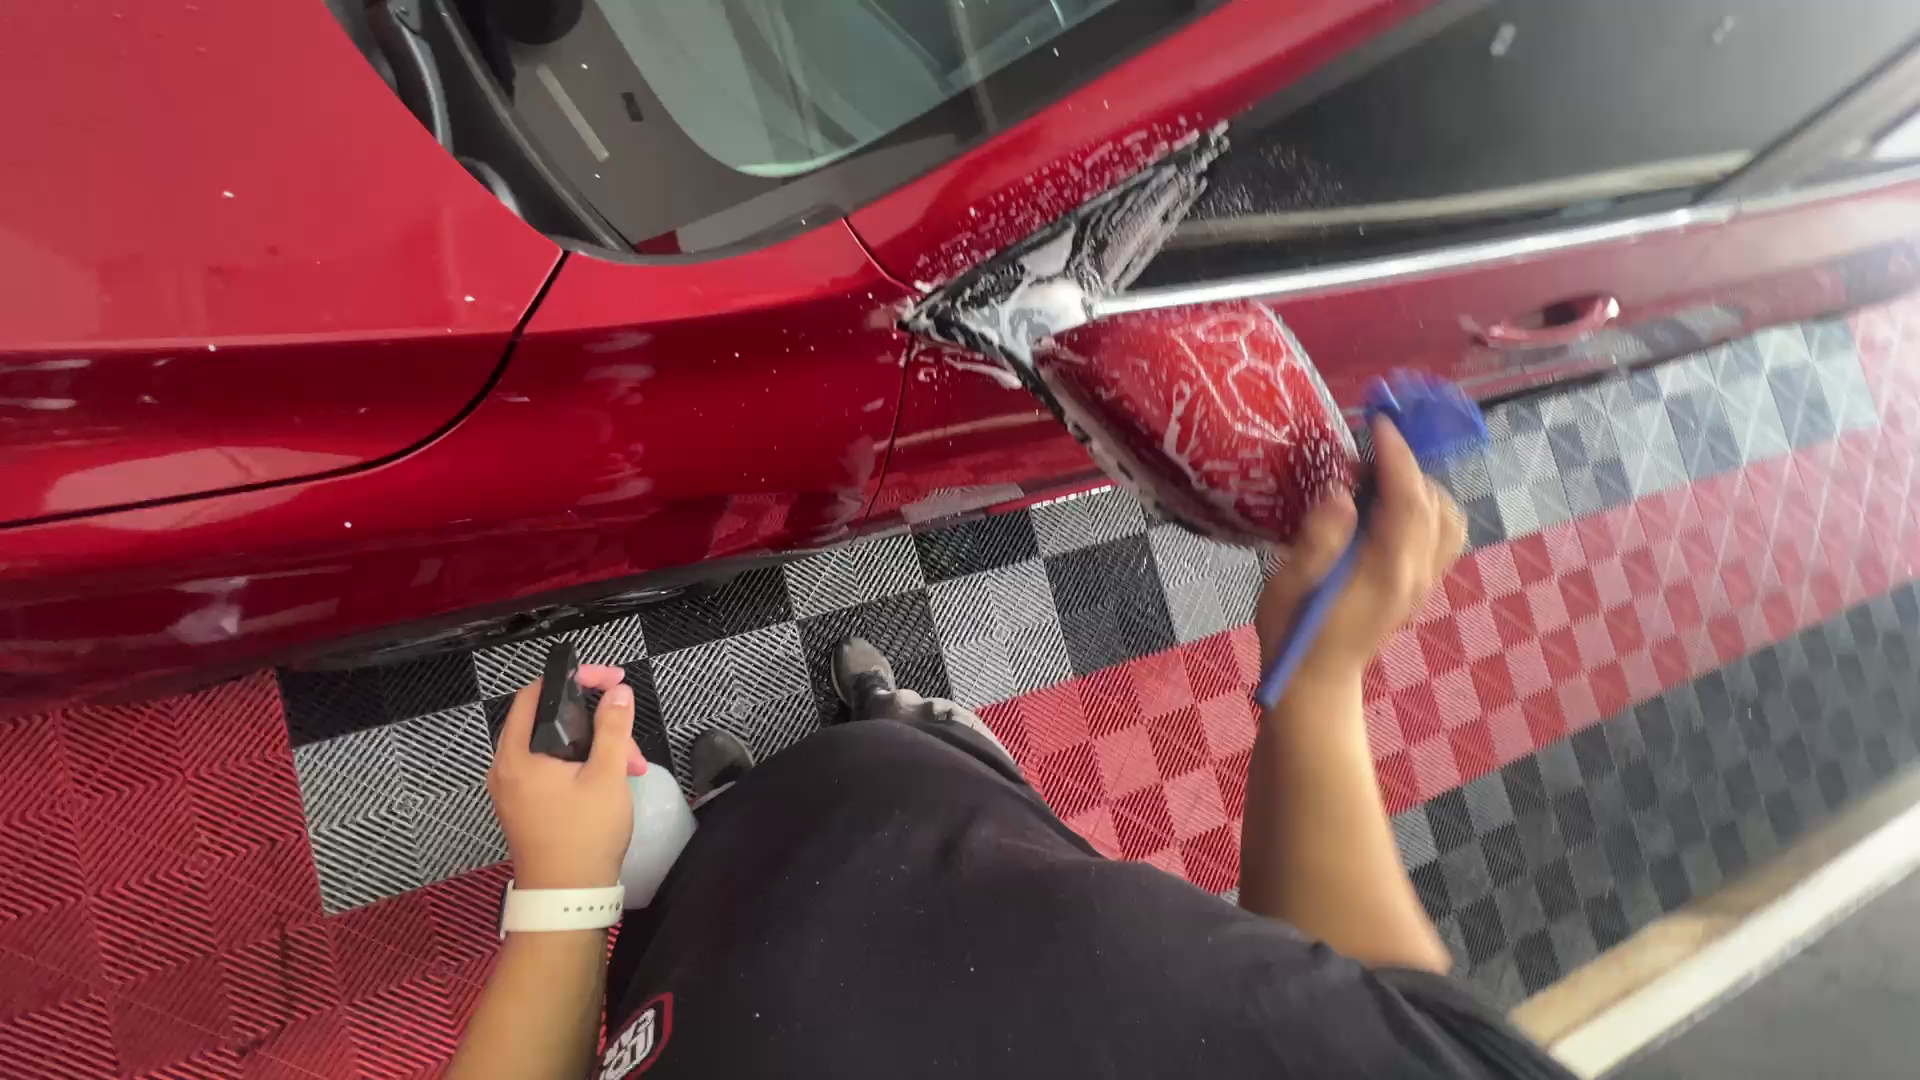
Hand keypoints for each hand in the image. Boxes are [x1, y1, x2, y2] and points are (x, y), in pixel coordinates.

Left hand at [488, 663, 645, 889]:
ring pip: (556, 745)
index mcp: (518, 755)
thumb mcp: (607, 774)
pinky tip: (612, 777)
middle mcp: (507, 767)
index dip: (575, 677)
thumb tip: (617, 691)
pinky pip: (553, 766)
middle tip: (628, 733)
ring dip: (596, 745)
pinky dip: (583, 763)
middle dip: (596, 720)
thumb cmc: (585, 833)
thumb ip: (613, 727)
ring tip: (630, 764)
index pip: (536, 693)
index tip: (611, 679)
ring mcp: (514, 787)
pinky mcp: (526, 803)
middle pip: (549, 719)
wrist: (567, 897)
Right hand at [1255, 414, 1465, 680]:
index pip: (1408, 499)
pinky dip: (1426, 510)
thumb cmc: (1293, 631)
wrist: (1315, 681)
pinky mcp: (1418, 588)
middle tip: (1365, 454)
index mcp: (1386, 570)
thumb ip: (1316, 539)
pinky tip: (1391, 509)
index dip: (1397, 456)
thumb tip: (1339, 494)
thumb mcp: (1289, 585)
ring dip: (1420, 489)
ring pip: (1446, 520)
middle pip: (1434, 504)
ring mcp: (1422, 583)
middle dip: (1406, 468)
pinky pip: (1441, 537)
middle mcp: (1416, 573)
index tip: (1378, 424)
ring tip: (1380, 480)